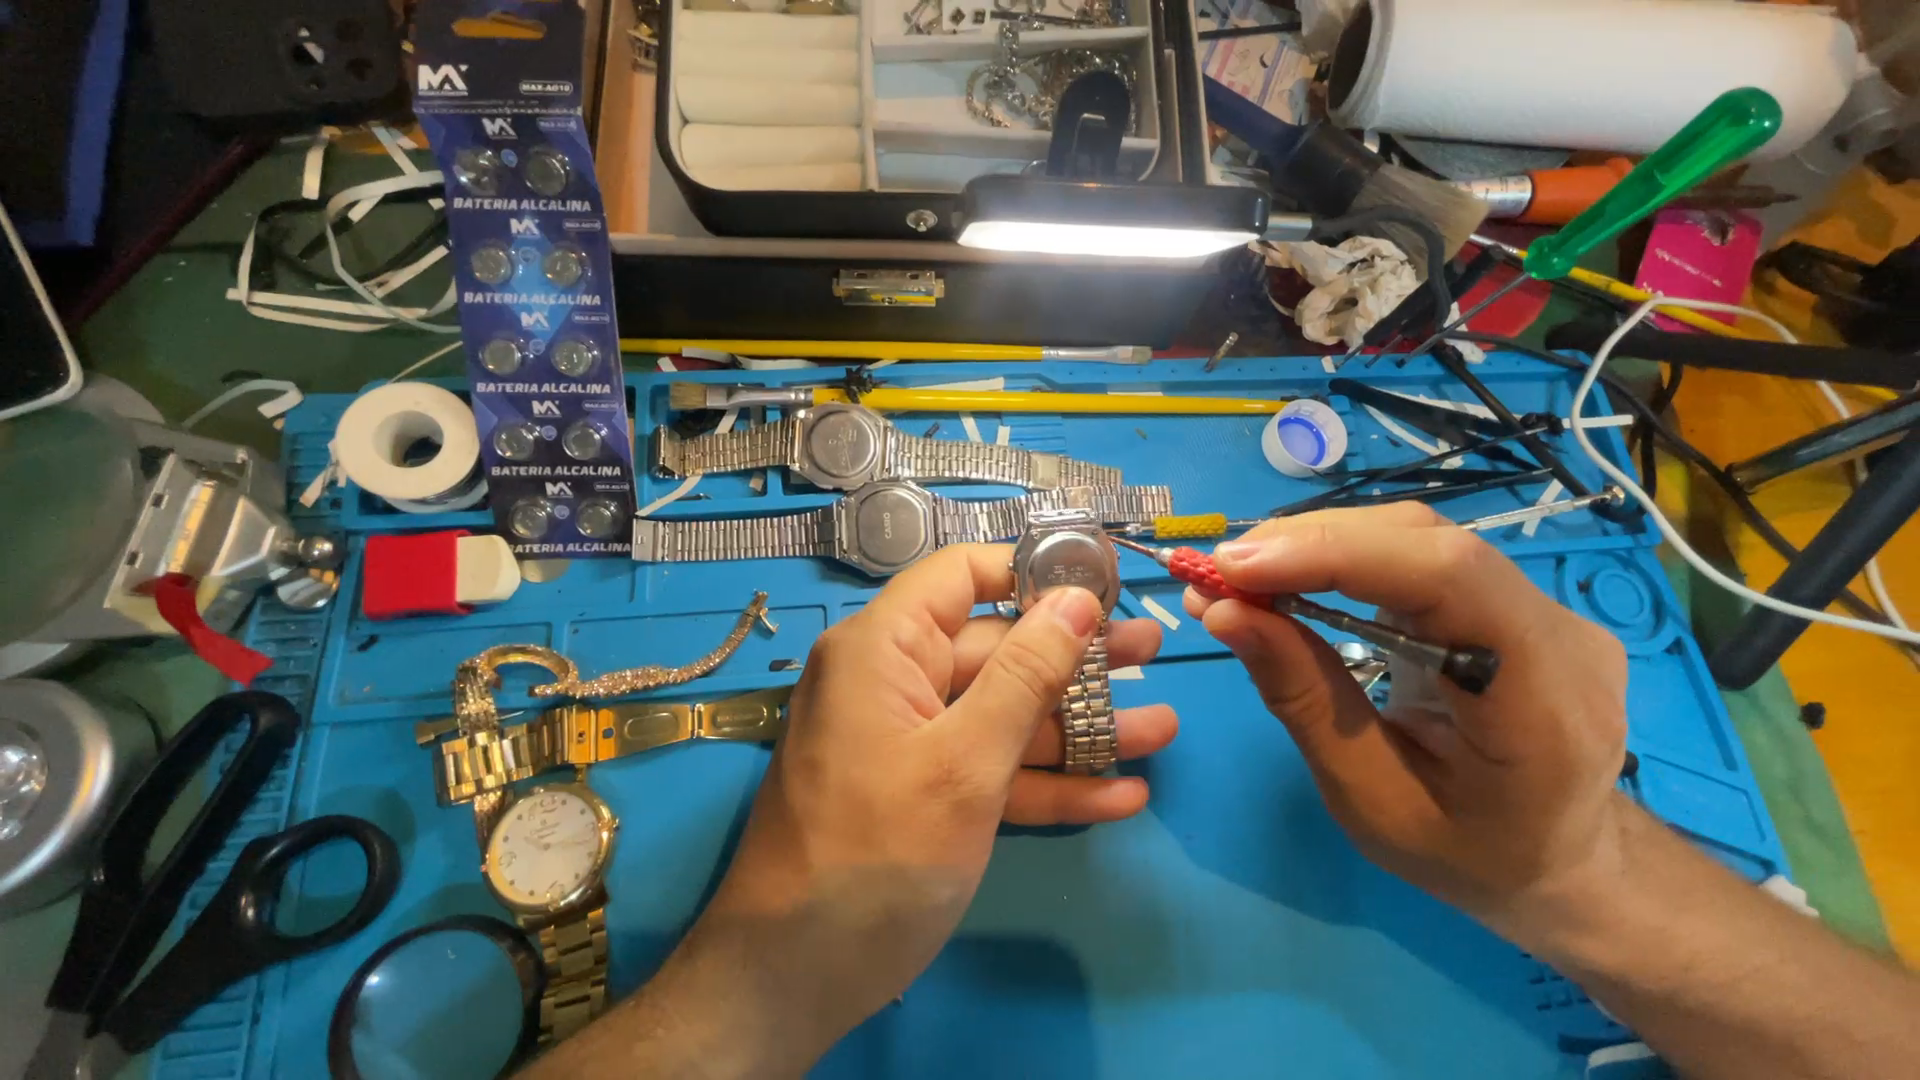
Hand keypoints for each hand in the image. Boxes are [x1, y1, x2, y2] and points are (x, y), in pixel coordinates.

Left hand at [652, 545, 1174, 1070]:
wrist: (797, 977)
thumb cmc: (877, 852)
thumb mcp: (965, 761)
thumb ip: (1025, 675)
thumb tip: (1075, 599)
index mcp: (884, 648)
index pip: (960, 576)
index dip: (1030, 573)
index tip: (1101, 586)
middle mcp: (895, 682)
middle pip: (996, 649)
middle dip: (1077, 661)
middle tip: (1153, 654)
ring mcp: (911, 741)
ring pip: (1004, 716)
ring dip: (1079, 729)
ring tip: (1161, 729)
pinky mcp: (925, 794)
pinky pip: (992, 770)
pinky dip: (1048, 783)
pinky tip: (1121, 795)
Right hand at [1186, 503, 1629, 940]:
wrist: (1562, 863)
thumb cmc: (1464, 852)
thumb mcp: (1368, 798)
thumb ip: (1302, 699)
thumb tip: (1224, 612)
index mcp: (1543, 704)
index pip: (1448, 579)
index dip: (1334, 554)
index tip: (1233, 568)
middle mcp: (1560, 635)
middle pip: (1426, 544)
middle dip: (1308, 545)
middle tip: (1216, 574)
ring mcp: (1544, 609)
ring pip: (1417, 538)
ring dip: (1315, 546)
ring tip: (1238, 577)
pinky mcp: (1511, 600)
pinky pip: (1416, 556)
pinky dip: (1339, 558)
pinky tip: (1288, 577)